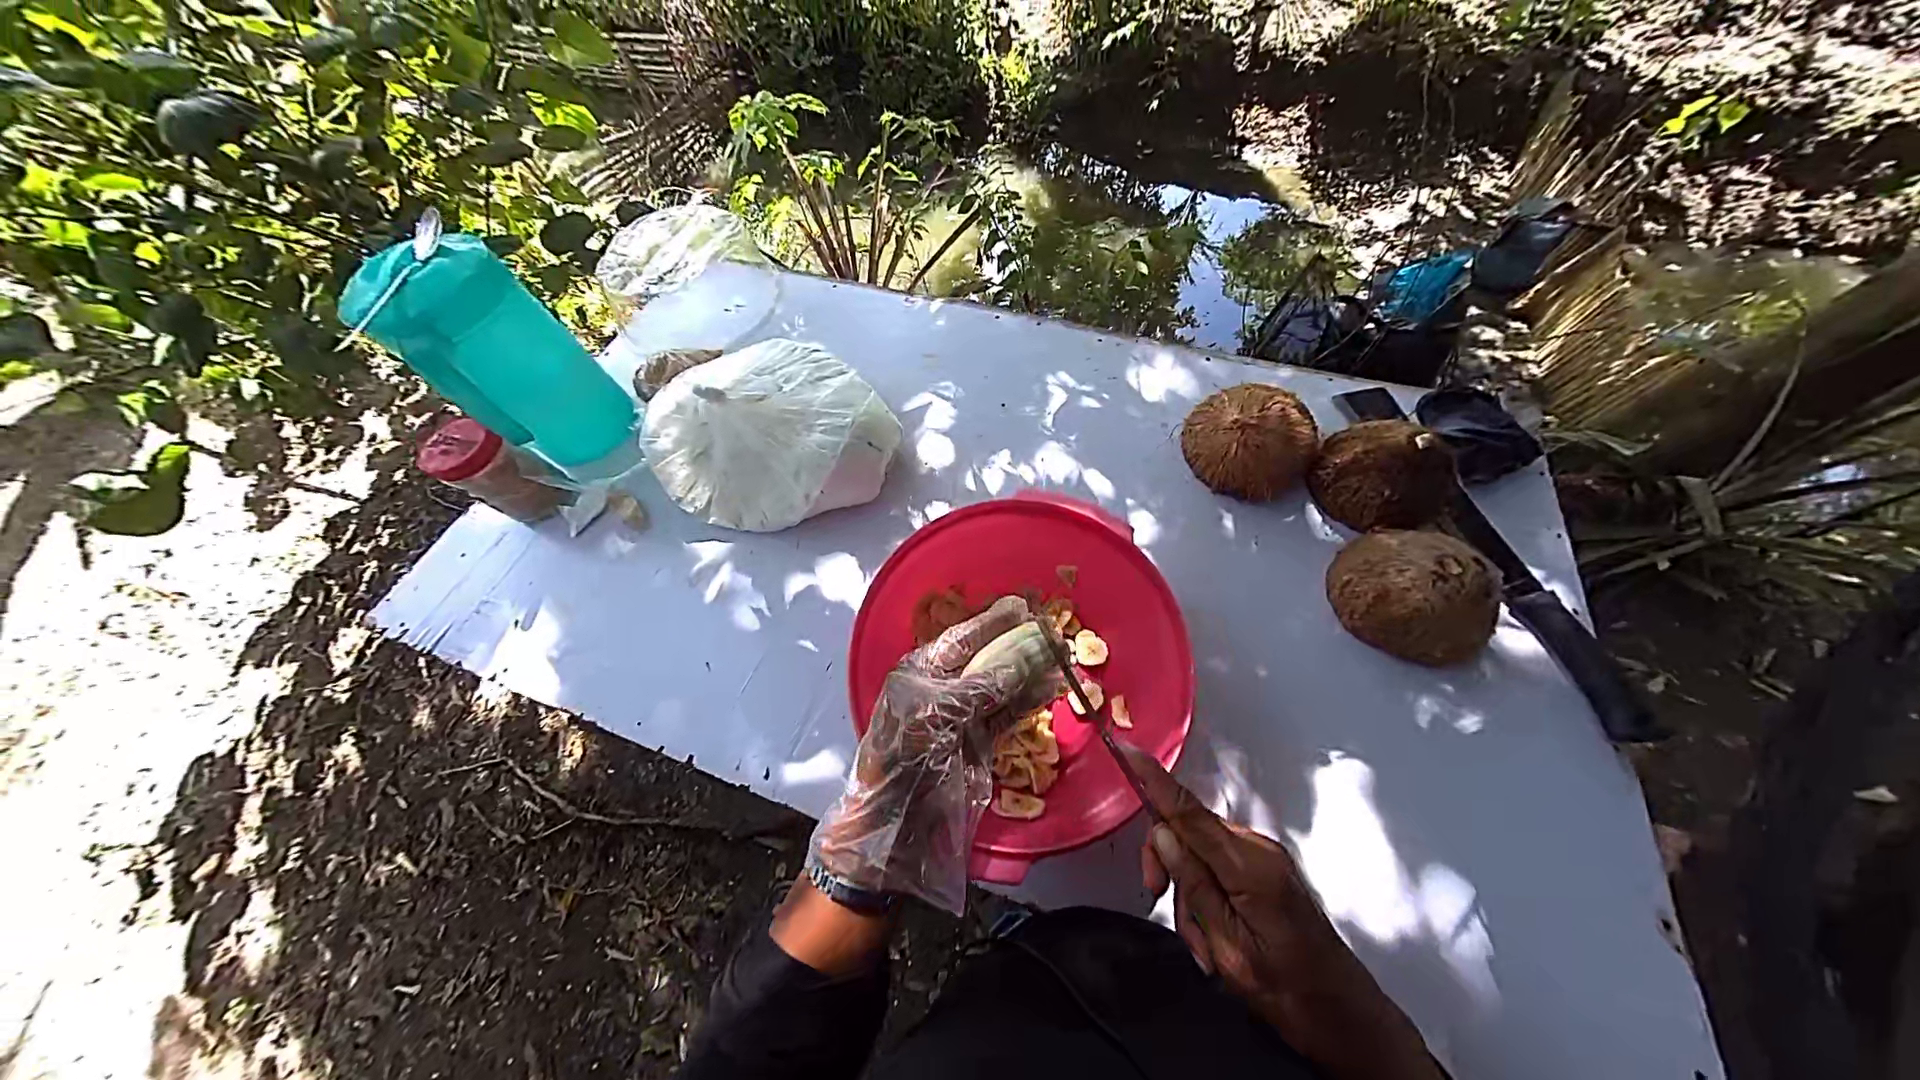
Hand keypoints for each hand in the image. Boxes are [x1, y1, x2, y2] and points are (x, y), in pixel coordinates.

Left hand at [810, 596, 1061, 913]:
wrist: (900, 824)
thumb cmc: (905, 757)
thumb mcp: (937, 712)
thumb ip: (980, 685)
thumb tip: (1019, 660)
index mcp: (921, 672)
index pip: (961, 638)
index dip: (991, 622)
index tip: (1021, 606)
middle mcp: (944, 689)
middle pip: (987, 658)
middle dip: (1018, 644)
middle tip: (1051, 629)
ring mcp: (964, 716)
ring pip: (1004, 685)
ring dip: (1032, 670)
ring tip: (1062, 654)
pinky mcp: (981, 741)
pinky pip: (1011, 713)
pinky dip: (1032, 700)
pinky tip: (1053, 686)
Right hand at [1123, 743, 1444, 1079]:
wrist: (1345, 1017)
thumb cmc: (1290, 993)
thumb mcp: (1229, 949)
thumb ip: (1193, 885)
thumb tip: (1163, 834)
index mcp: (1250, 867)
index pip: (1188, 812)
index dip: (1153, 779)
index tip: (1126, 750)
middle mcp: (1258, 849)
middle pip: (1187, 829)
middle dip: (1166, 861)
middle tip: (1157, 896)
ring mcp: (1263, 855)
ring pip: (1197, 849)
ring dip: (1187, 890)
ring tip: (1202, 941)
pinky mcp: (1264, 866)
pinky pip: (1215, 862)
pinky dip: (1203, 891)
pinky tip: (1212, 931)